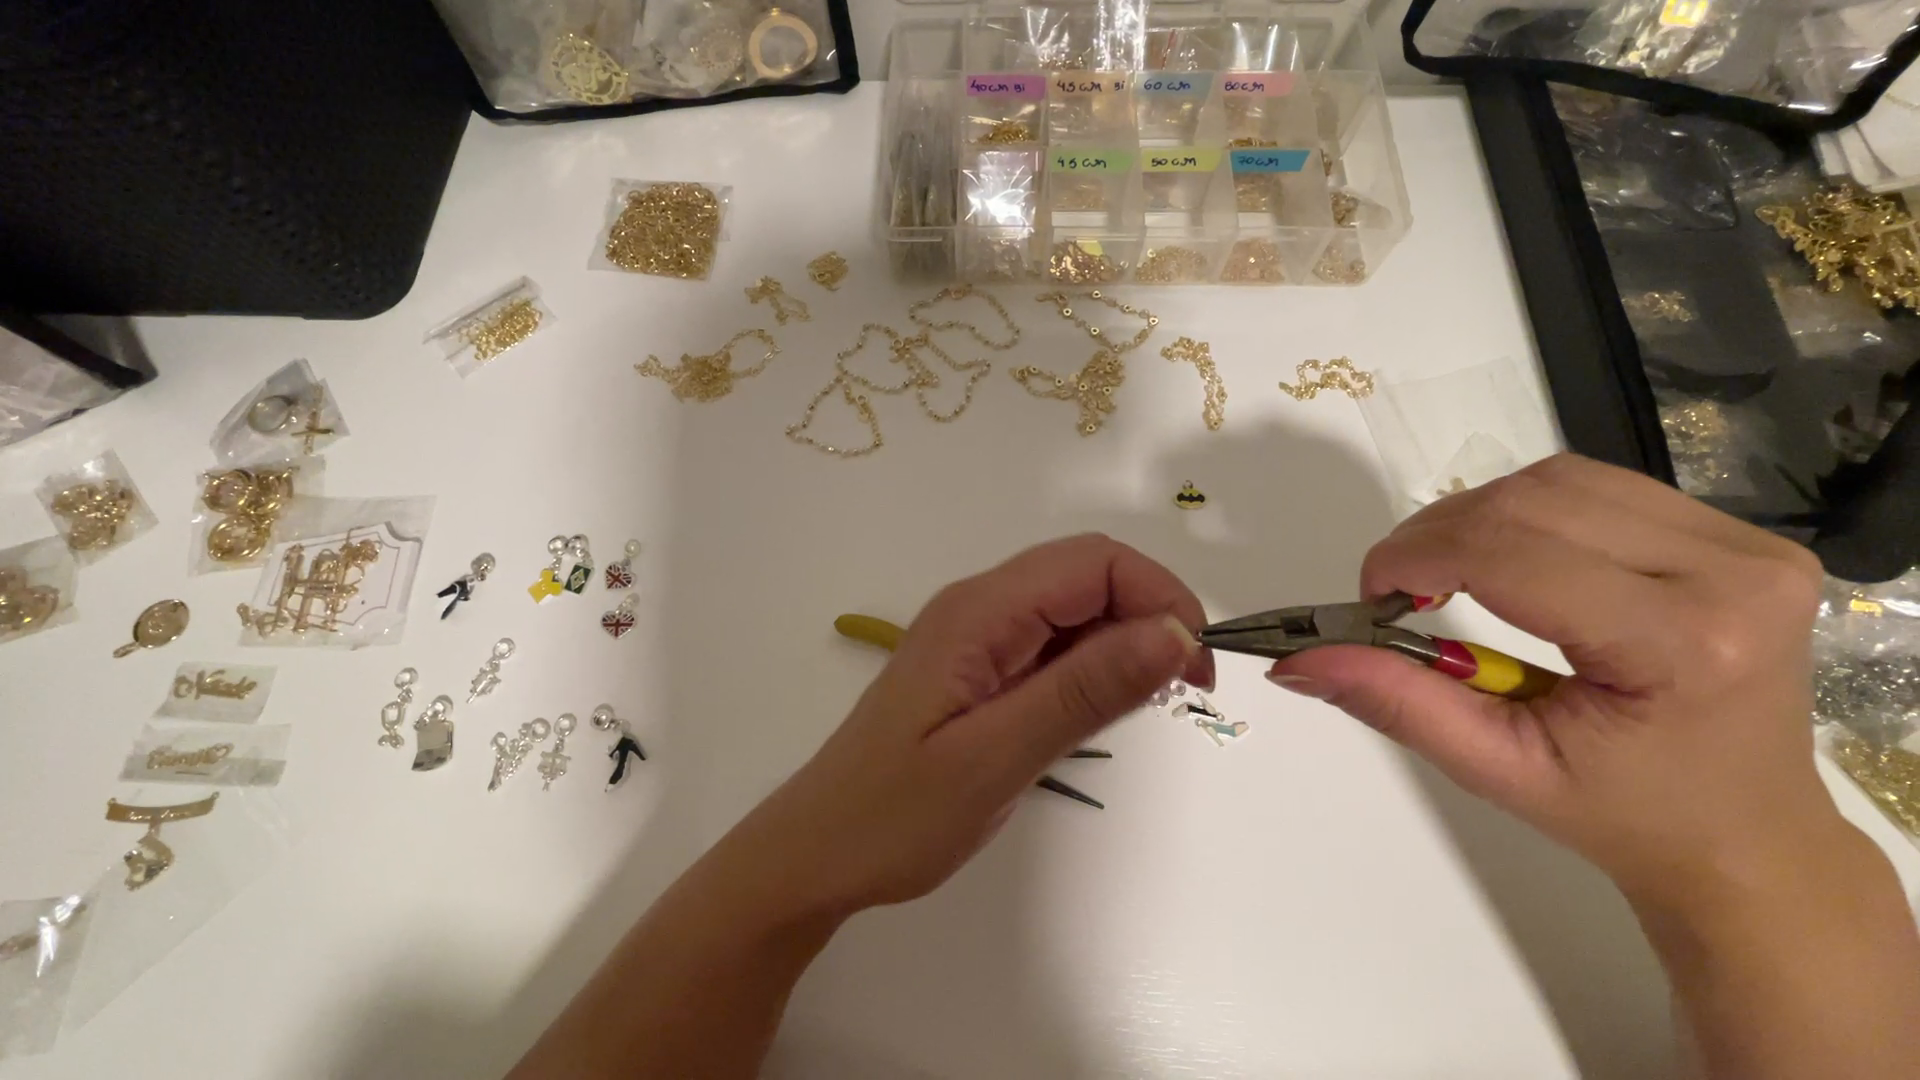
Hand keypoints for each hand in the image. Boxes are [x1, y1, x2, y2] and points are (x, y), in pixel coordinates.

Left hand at [722, 534, 1209, 918]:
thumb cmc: (897, 815)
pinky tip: (1104, 708)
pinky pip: (1054, 644)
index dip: (1158, 596)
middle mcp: (979, 607)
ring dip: (1126, 640)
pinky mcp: (981, 669)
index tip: (1193, 665)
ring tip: (1150, 703)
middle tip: (1185, 688)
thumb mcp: (997, 756)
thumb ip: (1085, 690)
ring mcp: (978, 637)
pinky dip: (1095, 666)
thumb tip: (1173, 631)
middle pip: (1086, 575)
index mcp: (978, 612)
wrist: (821, 852)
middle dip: (1150, 613)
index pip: (1092, 562)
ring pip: (1075, 609)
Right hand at [1269, 454, 1840, 907]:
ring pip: (1558, 480)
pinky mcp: (1739, 533)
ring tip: (1444, 572)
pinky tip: (1503, 558)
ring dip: (1475, 515)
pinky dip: (1522, 510)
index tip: (1370, 595)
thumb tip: (1295, 662)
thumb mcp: (1496, 769)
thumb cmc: (1622, 814)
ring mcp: (1747, 544)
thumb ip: (1396, 703)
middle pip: (1532, 502)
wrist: (1744, 832)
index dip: (1416, 557)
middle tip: (1396, 589)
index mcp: (1684, 645)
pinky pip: (1594, 486)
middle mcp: (1732, 574)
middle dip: (1435, 534)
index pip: (1514, 556)